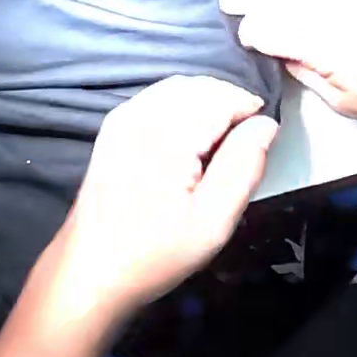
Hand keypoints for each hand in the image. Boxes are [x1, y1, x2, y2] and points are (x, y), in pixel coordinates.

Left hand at [40, 76, 278, 328]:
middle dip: (229, 104)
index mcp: (167, 134)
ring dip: (208, 102)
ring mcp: (123, 116)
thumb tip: (267, 124)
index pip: (222, 96)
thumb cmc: (154, 252)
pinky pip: (158, 96)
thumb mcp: (213, 221)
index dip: (249, 111)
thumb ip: (244, 166)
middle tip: (242, 144)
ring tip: (220, 141)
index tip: (259, 142)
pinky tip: (189, 137)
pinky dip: (183, 104)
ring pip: (180, 86)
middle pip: (201, 86)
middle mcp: (141, 113)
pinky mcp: (113, 125)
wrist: (90, 270)